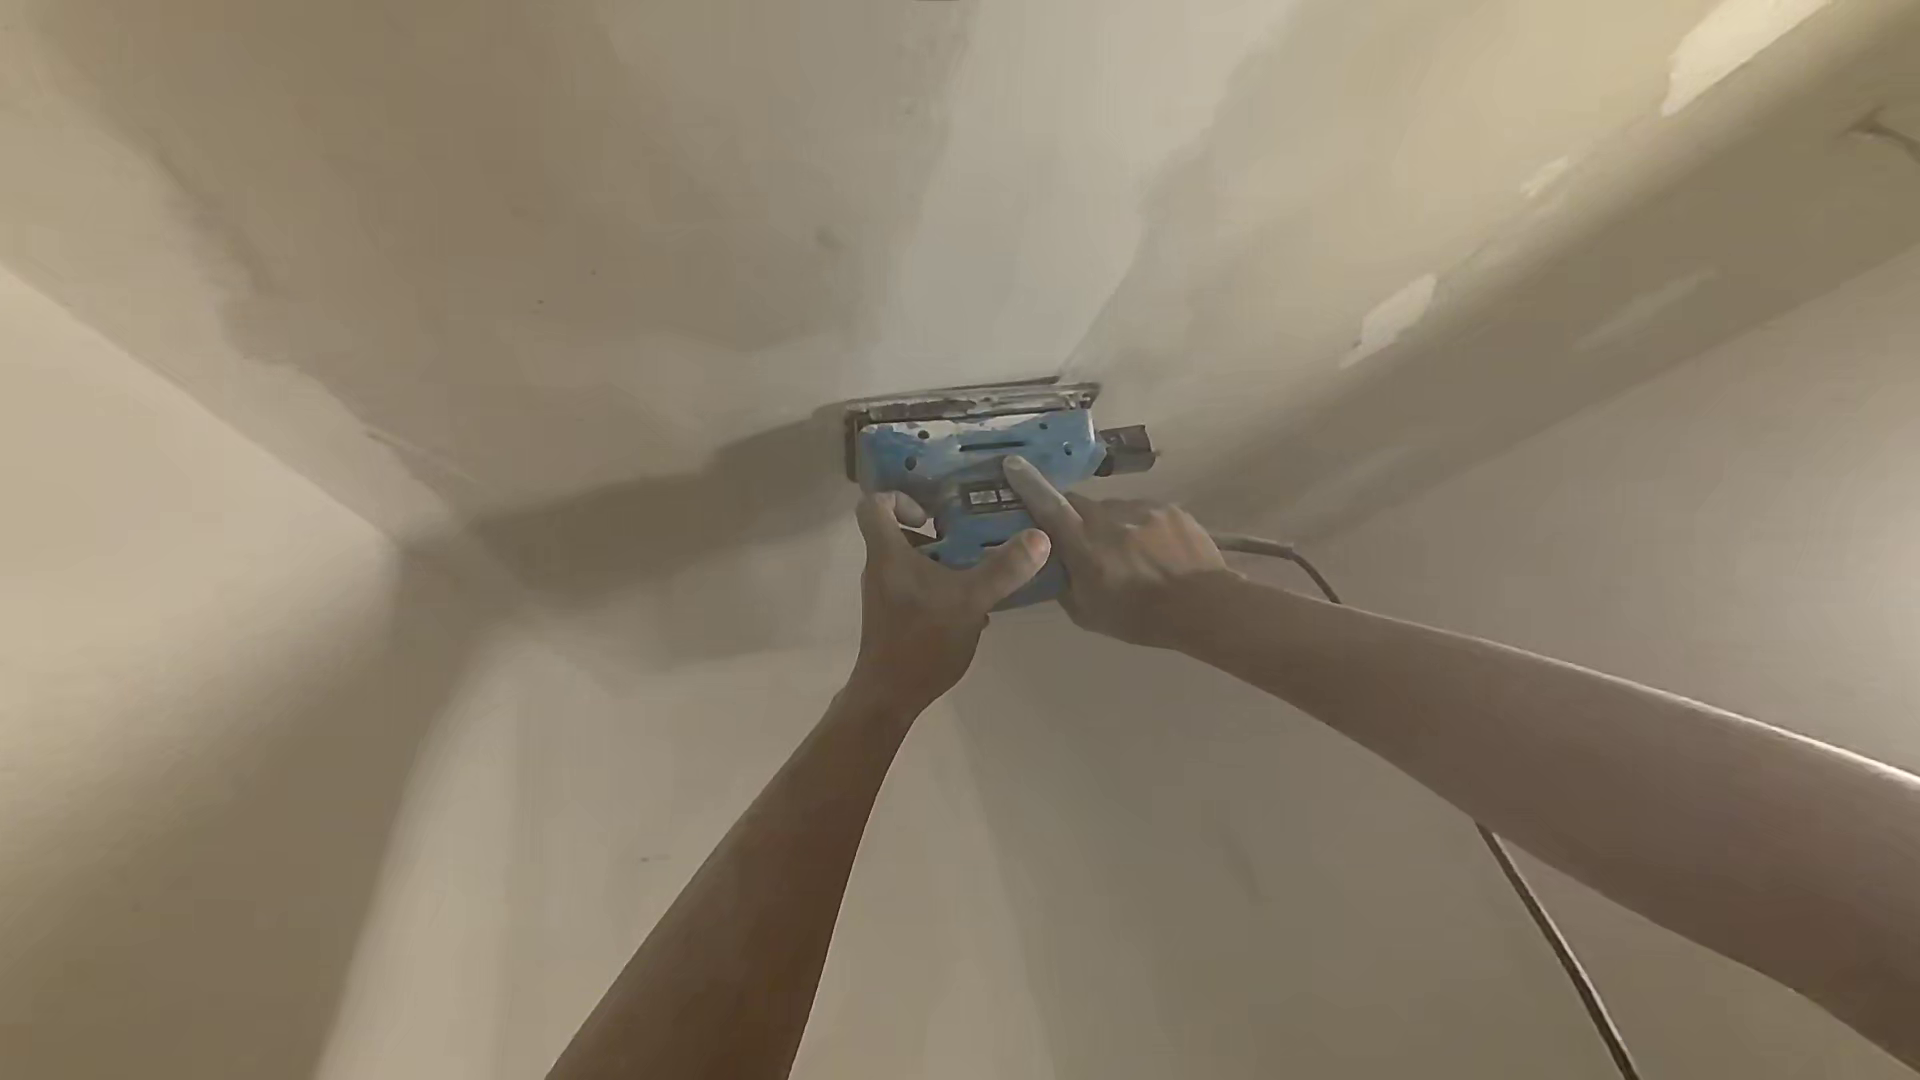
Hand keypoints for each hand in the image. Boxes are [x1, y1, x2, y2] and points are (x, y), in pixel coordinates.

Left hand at [847, 490, 1051, 709]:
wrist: (891, 695)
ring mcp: (886, 593)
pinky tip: (973, 607)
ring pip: (912, 562)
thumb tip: (1040, 536)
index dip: (900, 498)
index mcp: (887, 554)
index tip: (933, 513)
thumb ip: (1004, 569)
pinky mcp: (894, 615)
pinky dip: (942, 587)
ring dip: (945, 562)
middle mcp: (880, 568)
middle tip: (972, 536)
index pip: (874, 505)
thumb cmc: (923, 640)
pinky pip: (917, 586)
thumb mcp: (971, 600)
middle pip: (899, 532)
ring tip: (980, 572)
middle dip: (938, 531)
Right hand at [1002, 455, 1234, 648]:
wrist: (1204, 607)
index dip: (1027, 483)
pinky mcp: (1168, 508)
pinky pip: (1142, 512)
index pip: (1047, 504)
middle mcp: (1108, 516)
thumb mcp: (1086, 613)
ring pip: (1112, 510)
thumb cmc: (1138, 617)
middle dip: (1074, 518)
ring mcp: (1141, 508)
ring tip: (1129, 555)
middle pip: (1078, 504)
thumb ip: (1063, 585)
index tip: (1013, 463)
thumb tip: (1054, 567)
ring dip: (1110, 526)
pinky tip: (1154, 552)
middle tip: (1084, 544)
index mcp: (1083, 542)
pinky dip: (1139, 528)